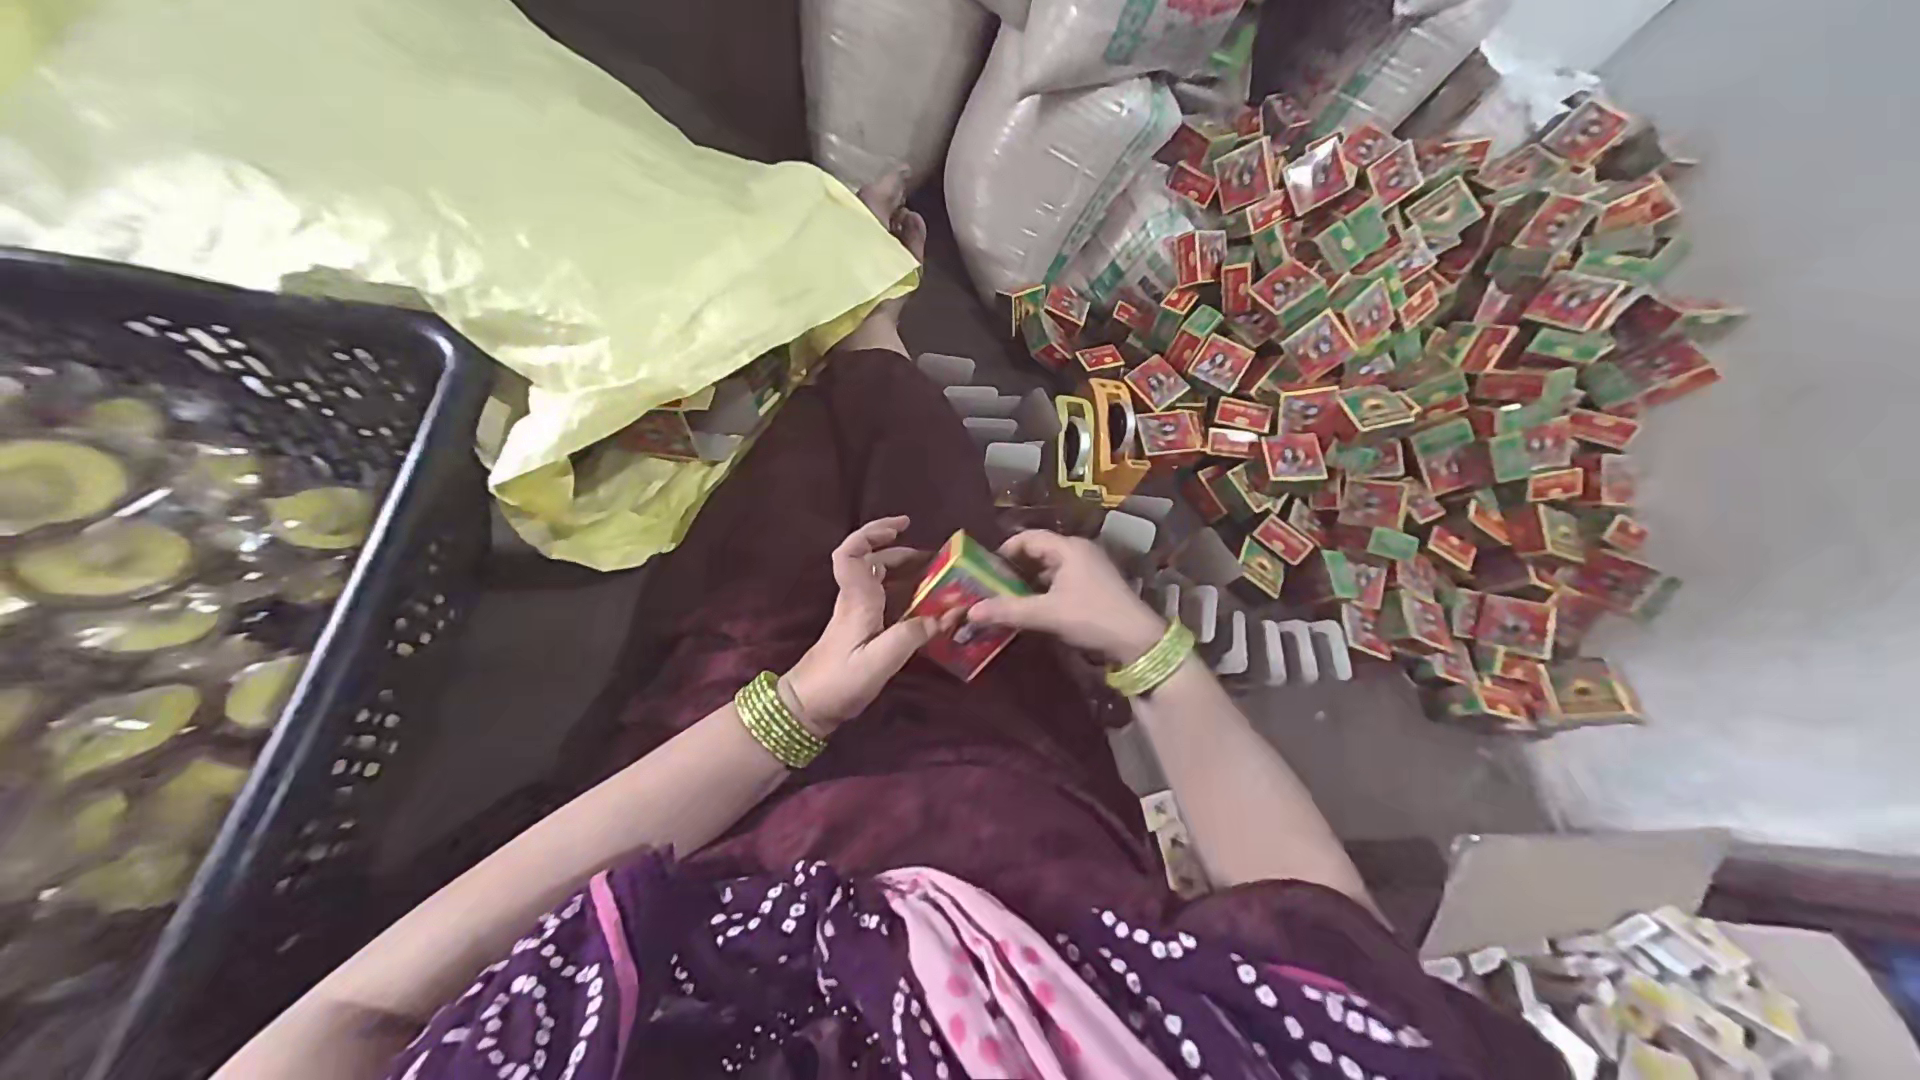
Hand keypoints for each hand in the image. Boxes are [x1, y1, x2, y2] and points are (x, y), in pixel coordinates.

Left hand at [784, 516, 960, 732]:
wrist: (807, 707)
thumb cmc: (838, 682)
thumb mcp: (879, 663)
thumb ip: (911, 636)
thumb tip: (945, 616)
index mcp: (857, 599)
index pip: (851, 552)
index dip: (872, 532)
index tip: (902, 526)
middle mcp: (854, 598)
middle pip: (869, 558)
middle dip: (898, 549)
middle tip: (932, 556)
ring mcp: (855, 612)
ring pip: (875, 575)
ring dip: (902, 568)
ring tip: (932, 573)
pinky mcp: (858, 626)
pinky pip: (880, 594)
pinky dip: (901, 589)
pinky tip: (921, 601)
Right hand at [966, 530, 1166, 667]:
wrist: (1139, 640)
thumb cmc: (1092, 617)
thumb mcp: (1047, 614)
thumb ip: (1009, 610)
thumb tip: (971, 611)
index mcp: (1068, 548)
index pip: (1028, 537)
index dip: (1005, 550)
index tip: (986, 568)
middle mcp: (1079, 550)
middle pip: (1039, 551)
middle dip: (1014, 567)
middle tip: (992, 584)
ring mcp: (1090, 566)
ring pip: (1051, 566)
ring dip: (1030, 580)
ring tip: (1008, 596)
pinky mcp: (1096, 583)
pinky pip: (1063, 578)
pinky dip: (1045, 588)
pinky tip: (1035, 605)